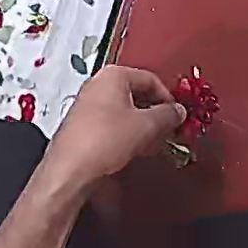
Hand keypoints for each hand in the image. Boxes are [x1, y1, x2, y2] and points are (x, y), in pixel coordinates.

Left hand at [41, 65, 184, 193]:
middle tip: (168, 129)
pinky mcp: (81, 125)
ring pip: (124, 110)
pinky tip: (133, 149)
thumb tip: (179, 111)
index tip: (177, 115)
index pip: (151, 79)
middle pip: (137, 93)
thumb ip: (167, 115)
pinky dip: (126, 132)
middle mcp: (98, 84)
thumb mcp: (146, 126)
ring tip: (153, 142)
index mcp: (113, 75)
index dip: (168, 98)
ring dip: (142, 124)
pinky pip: (111, 122)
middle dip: (155, 112)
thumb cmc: (106, 140)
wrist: (69, 172)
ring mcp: (87, 104)